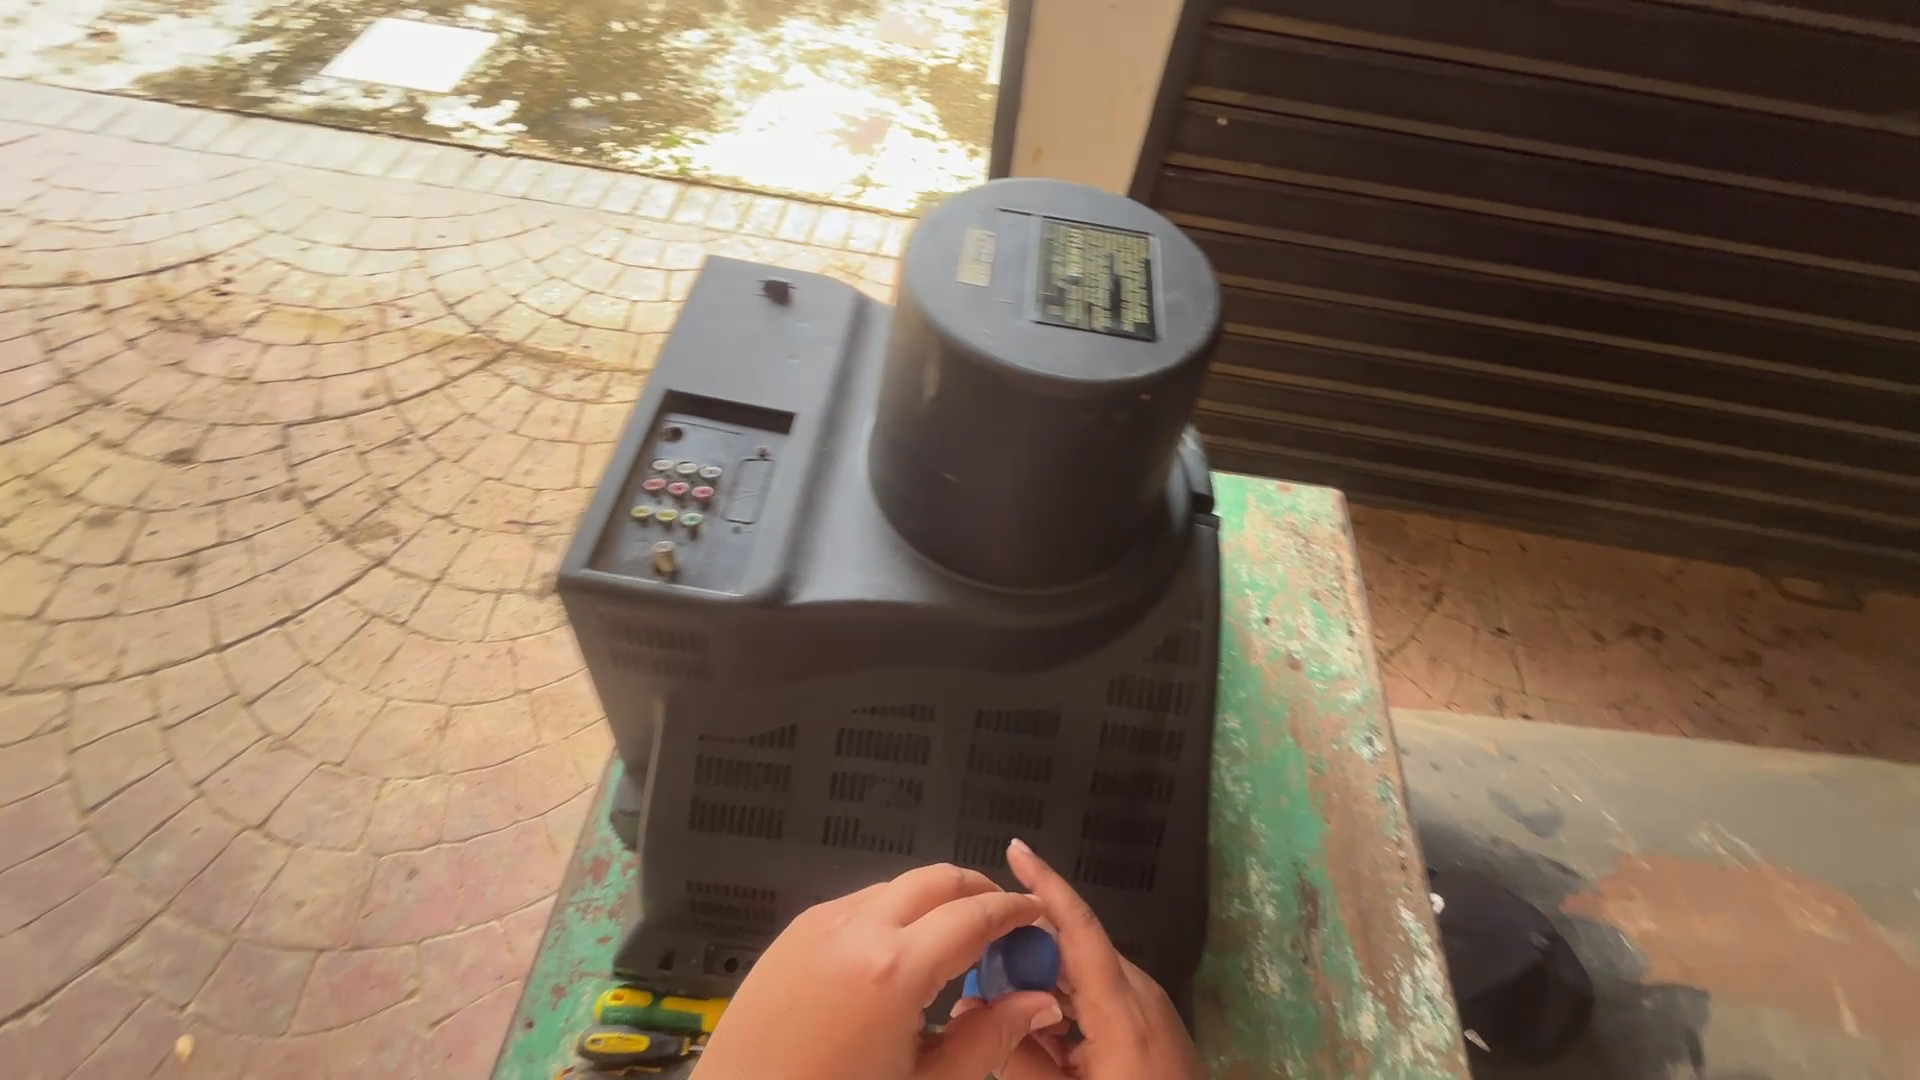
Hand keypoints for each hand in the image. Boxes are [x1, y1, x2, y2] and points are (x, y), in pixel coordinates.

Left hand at [692, 863, 1064, 1079]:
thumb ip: (988, 1038)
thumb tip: (1038, 1001)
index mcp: (894, 968)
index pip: (975, 914)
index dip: (1014, 910)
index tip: (1035, 915)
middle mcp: (858, 926)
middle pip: (938, 877)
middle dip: (978, 890)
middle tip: (1002, 921)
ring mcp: (822, 920)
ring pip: (899, 885)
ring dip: (935, 899)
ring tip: (951, 942)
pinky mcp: (797, 928)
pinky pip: (860, 900)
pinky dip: (894, 911)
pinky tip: (898, 953)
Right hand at [958, 839, 1204, 1079]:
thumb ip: (1017, 1055)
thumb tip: (974, 1007)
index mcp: (1122, 1007)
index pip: (1078, 924)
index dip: (1044, 881)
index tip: (1015, 849)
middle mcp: (1141, 995)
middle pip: (1076, 948)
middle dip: (1028, 947)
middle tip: (980, 958)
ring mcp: (1153, 1011)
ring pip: (1087, 975)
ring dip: (1046, 982)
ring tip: (1002, 1000)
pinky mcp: (1157, 1028)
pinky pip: (1104, 999)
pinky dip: (1069, 1007)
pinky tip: (1044, 1036)